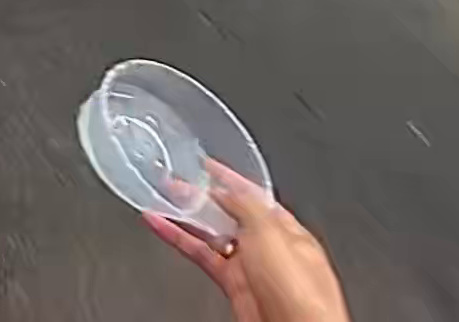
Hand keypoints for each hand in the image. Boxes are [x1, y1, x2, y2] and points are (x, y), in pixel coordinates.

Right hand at [143, 159, 349, 321]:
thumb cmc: (299, 295)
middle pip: (228, 213)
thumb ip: (245, 205)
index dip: (228, 177)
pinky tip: (159, 225)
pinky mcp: (234, 287)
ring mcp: (251, 269)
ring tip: (160, 196)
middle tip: (174, 179)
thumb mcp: (270, 233)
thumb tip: (224, 189)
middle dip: (200, 195)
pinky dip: (178, 239)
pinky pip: (201, 255)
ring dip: (185, 215)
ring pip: (211, 233)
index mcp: (287, 231)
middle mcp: (269, 249)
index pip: (253, 196)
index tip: (205, 163)